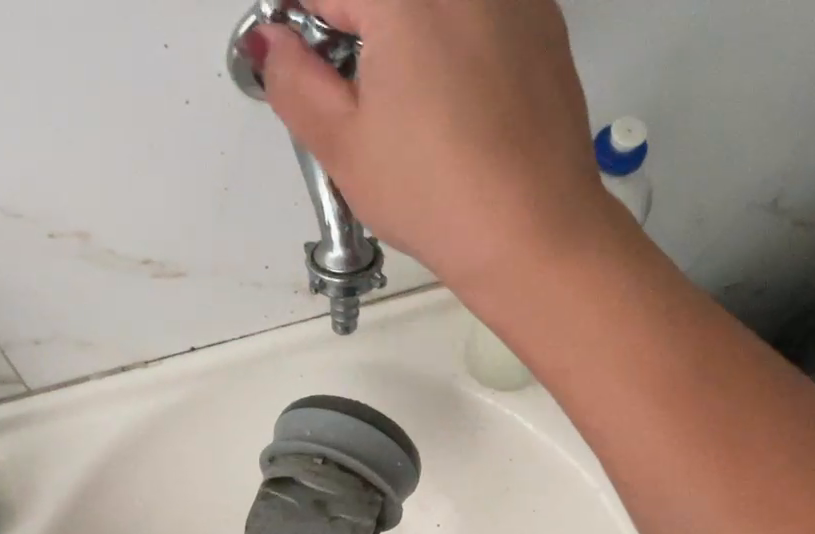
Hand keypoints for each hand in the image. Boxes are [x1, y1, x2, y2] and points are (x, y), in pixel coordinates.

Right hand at [245, 0, 632, 297]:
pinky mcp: (544, 22)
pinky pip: (477, 10)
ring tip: (405, 101)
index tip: (299, 62)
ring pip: (432, 7)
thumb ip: (292, 80)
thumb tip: (271, 42)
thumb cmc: (437, 195)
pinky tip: (451, 100)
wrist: (533, 231)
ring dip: (402, 34)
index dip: (300, 22)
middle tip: (350, 85)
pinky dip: (452, 37)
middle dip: (354, 26)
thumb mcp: (341, 145)